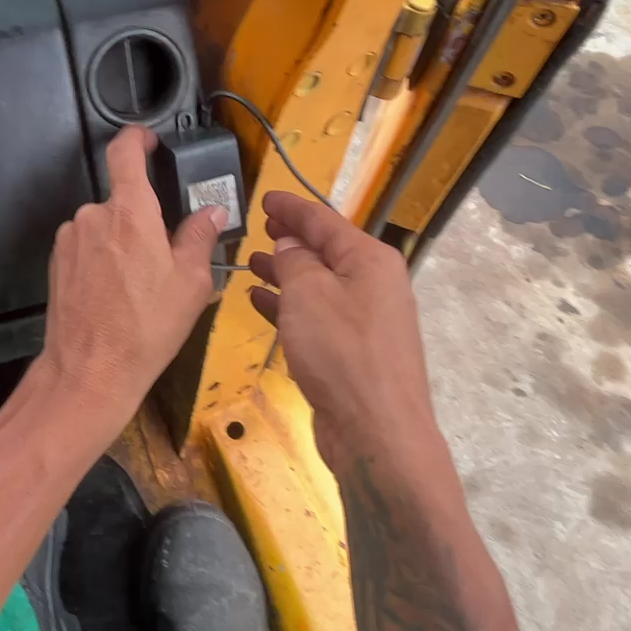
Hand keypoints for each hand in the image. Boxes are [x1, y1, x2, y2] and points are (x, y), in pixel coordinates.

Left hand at [37, 126, 227, 416]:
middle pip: (122, 201)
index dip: (138, 138)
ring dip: (122, 242)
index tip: (149, 141)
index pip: (125, 152)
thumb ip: (199, 237)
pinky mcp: (56, 261)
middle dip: (143, 221)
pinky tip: (113, 294)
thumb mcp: (190, 284)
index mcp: (129, 212)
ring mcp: (70, 238)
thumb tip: (210, 213)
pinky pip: (86, 246)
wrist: (89, 371)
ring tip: (138, 286)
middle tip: (163, 258)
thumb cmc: (146, 327)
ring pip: (104, 226)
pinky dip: (102, 259)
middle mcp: (93, 215)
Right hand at [245, 192, 437, 463]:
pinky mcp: (354, 353)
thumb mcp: (308, 292)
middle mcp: (374, 285)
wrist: (377, 433)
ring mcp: (366, 321)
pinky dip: (289, 305)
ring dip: (286, 271)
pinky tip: (261, 302)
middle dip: (291, 237)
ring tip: (253, 262)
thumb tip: (290, 242)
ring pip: (319, 284)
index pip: (324, 220)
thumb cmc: (341, 352)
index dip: (292, 207)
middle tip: (260, 227)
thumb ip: (295, 259)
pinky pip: (317, 315)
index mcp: (369, 260)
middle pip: (326, 250)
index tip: (266, 197)